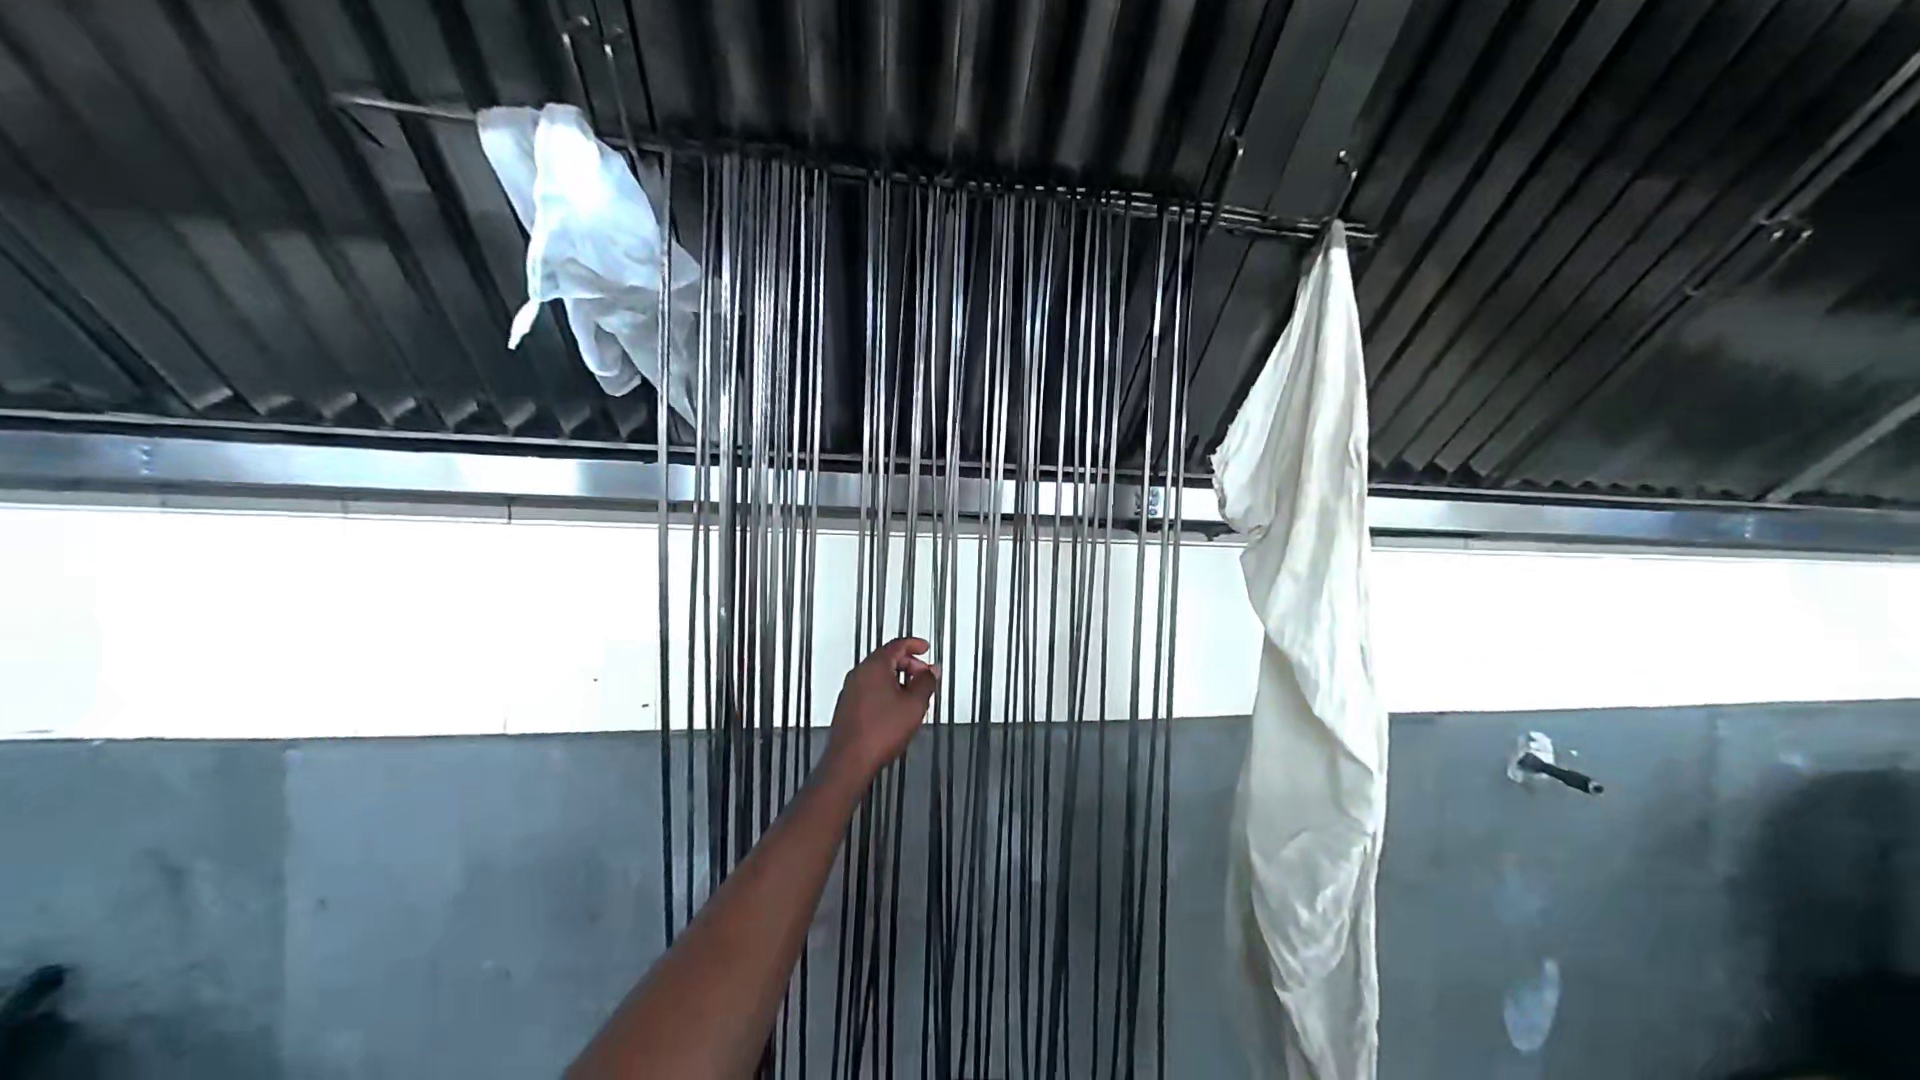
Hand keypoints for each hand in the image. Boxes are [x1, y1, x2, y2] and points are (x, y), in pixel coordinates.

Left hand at [824, 637, 938, 783]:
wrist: (850, 760)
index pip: (897, 645)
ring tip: (912, 694)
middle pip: (886, 659)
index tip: (923, 647)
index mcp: (874, 667)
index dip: (914, 645)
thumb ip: (926, 682)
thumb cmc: (877, 733)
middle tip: (923, 673)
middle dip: (908, 664)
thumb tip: (931, 671)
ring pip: (877, 675)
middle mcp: (859, 674)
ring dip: (897, 679)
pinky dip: (884, 691)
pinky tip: (895, 709)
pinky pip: (869, 690)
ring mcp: (850, 690)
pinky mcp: (847, 706)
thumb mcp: (914, 705)